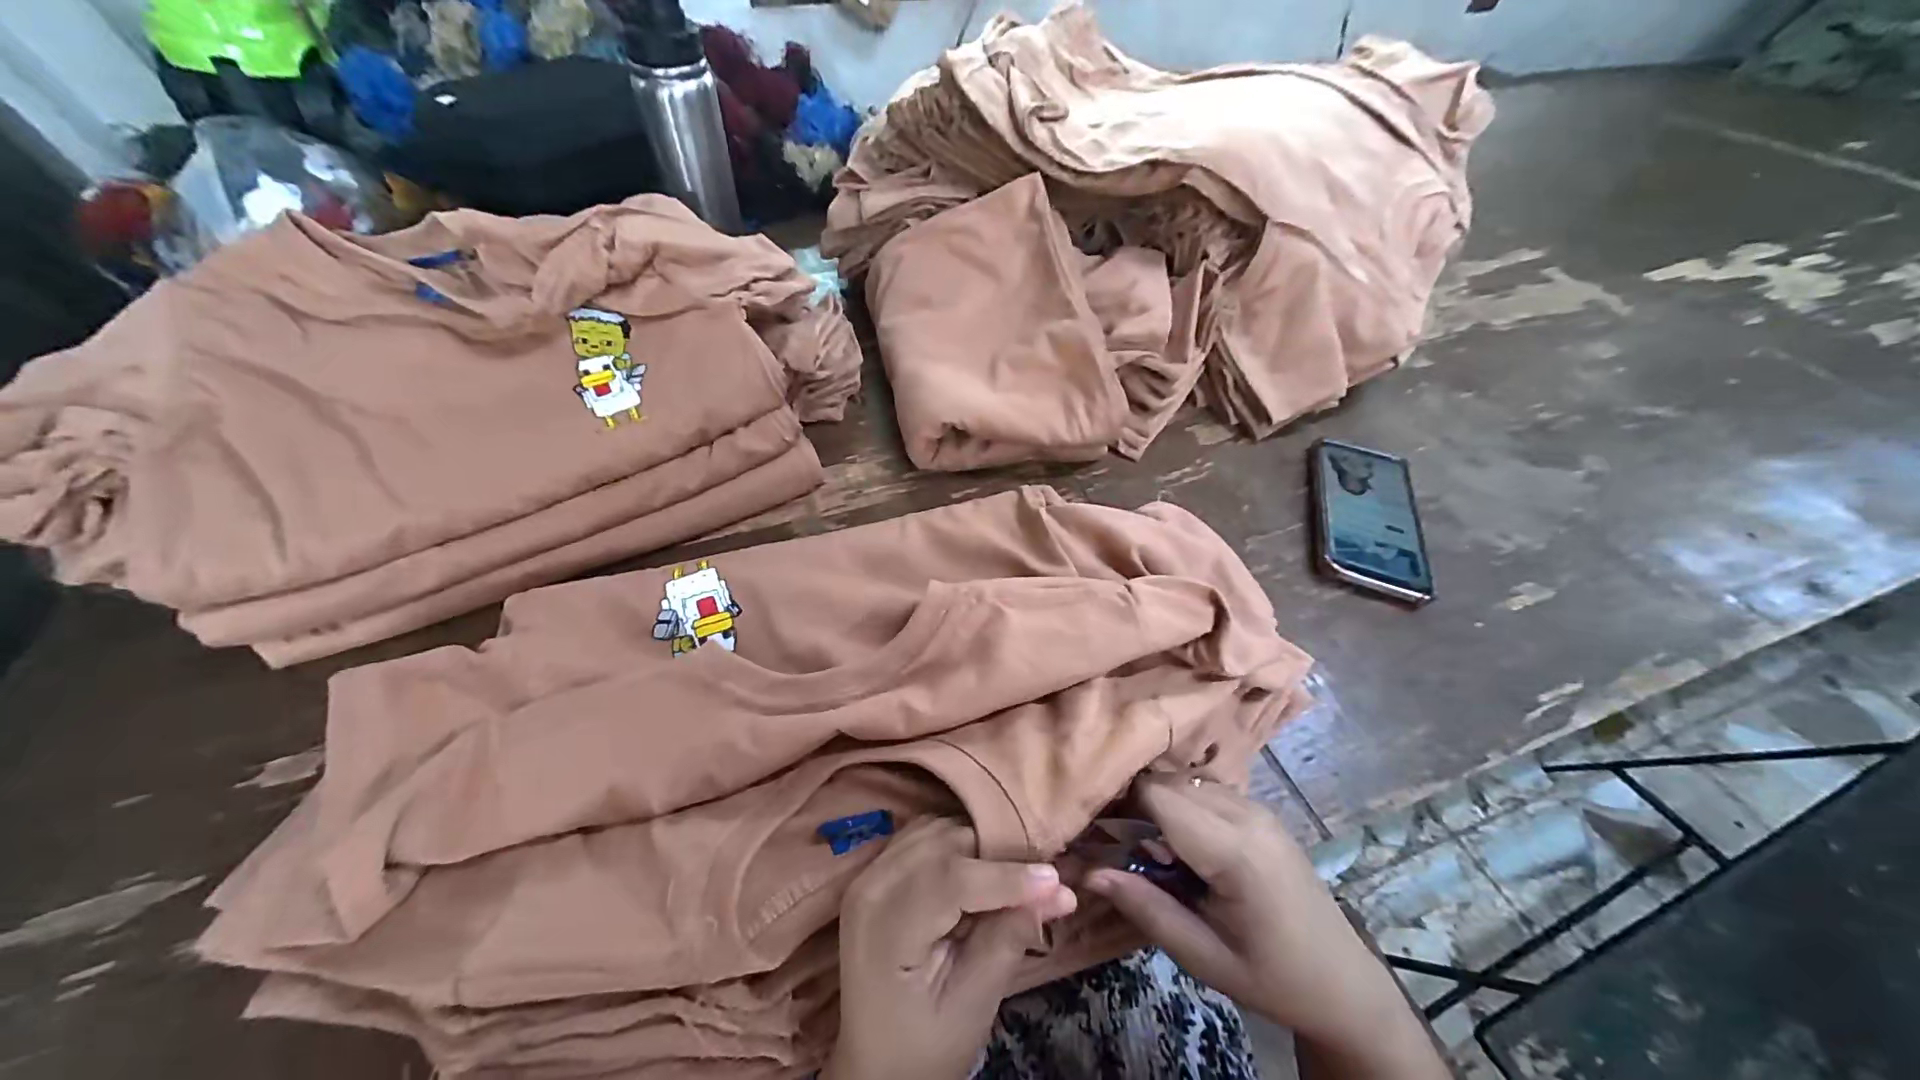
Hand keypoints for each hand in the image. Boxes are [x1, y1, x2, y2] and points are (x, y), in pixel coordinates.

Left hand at [825, 819, 1078, 1079]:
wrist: (877, 1063)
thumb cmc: (925, 1044)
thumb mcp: (972, 1003)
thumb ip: (1009, 937)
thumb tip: (1059, 891)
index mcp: (885, 928)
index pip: (950, 879)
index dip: (1006, 876)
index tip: (1055, 881)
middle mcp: (870, 886)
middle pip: (944, 845)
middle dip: (998, 857)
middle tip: (1042, 882)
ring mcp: (869, 873)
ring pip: (937, 830)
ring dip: (979, 846)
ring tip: (1014, 879)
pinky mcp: (876, 870)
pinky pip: (923, 835)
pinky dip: (956, 843)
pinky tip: (980, 870)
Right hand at [1083, 775, 1446, 1078]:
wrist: (1345, 984)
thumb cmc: (1272, 977)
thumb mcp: (1202, 956)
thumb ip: (1145, 907)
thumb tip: (1086, 872)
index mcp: (1234, 850)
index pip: (1156, 796)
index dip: (1115, 804)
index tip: (1087, 827)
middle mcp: (1247, 814)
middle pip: (1166, 783)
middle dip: (1130, 804)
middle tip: (1108, 843)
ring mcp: (1257, 808)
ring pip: (1183, 783)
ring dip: (1154, 805)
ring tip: (1142, 849)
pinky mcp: (1260, 812)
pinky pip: (1204, 791)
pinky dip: (1178, 807)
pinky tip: (1175, 847)